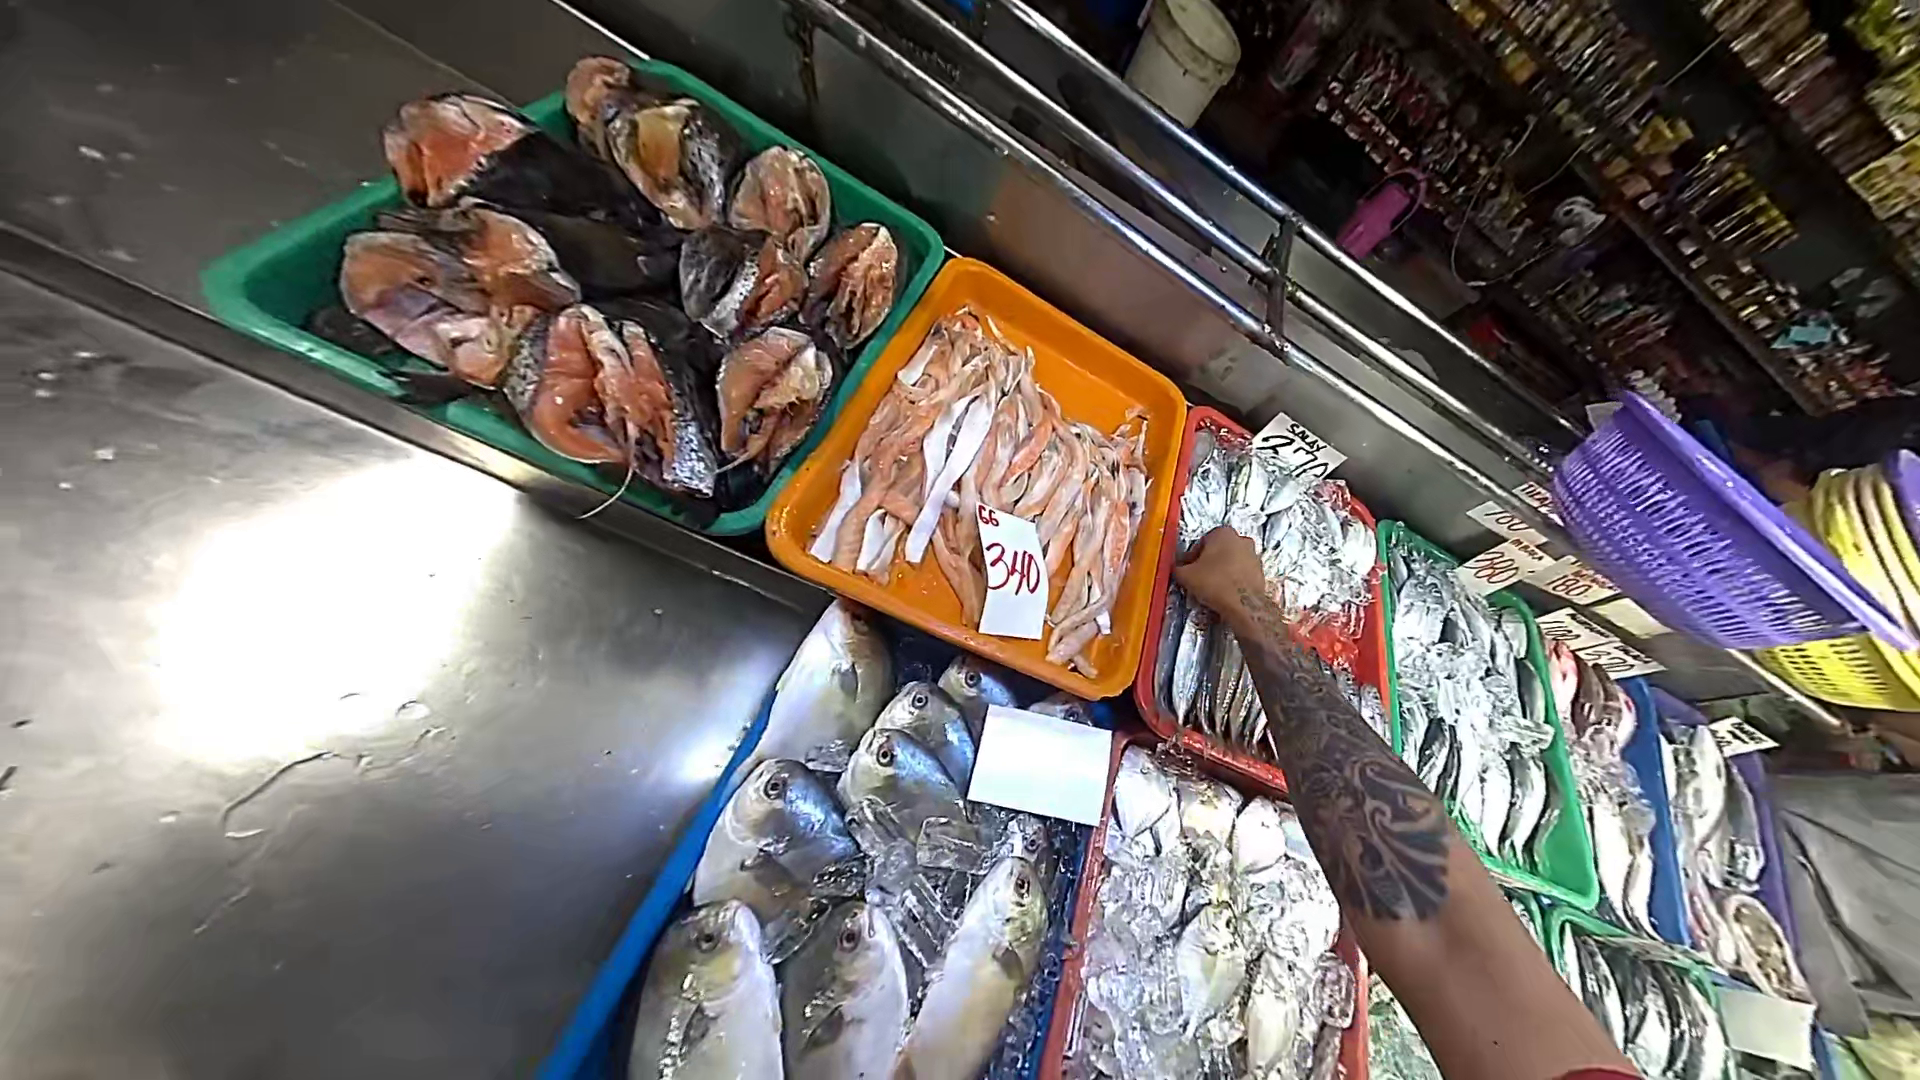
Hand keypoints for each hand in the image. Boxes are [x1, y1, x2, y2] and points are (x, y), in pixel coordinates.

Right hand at [1173, 526, 1265, 624]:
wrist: (1243, 605)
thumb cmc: (1214, 583)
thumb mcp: (1185, 575)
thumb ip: (1178, 567)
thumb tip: (1177, 568)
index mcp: (1222, 532)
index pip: (1201, 542)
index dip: (1192, 556)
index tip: (1188, 568)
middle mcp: (1241, 539)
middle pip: (1218, 550)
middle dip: (1208, 562)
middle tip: (1198, 576)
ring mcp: (1254, 556)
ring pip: (1231, 561)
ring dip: (1221, 571)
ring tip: (1210, 587)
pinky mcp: (1261, 572)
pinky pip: (1241, 573)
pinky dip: (1232, 580)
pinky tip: (1223, 592)